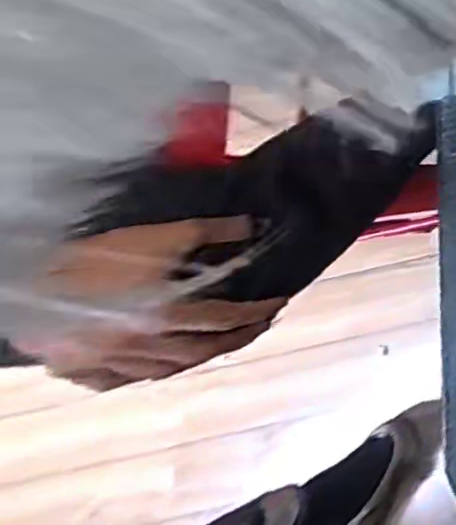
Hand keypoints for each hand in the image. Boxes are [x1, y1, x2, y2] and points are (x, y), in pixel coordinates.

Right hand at [13, 218, 286, 390]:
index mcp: (162, 314)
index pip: (226, 319)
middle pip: (199, 351)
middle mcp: (135, 344)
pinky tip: (161, 363)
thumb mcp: (168, 235)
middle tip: (261, 326)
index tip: (280, 302)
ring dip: (198, 358)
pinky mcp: (72, 367)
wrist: (20, 281)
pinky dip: (145, 373)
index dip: (259, 312)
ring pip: (162, 370)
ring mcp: (101, 361)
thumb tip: (255, 225)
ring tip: (222, 342)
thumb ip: (218, 231)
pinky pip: (116, 381)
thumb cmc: (99, 256)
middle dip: (238, 339)